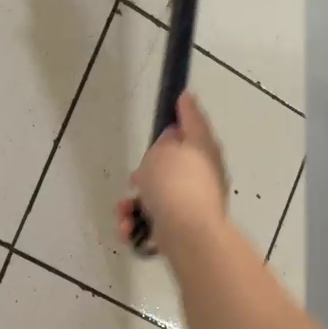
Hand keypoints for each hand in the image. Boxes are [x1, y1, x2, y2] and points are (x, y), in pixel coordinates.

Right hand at [114, 90, 228, 253]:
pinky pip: (154, 219)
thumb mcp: (160, 154)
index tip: (182, 96)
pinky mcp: (182, 225)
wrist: (187, 232)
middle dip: (147, 172)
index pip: (194, 122)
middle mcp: (203, 174)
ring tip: (124, 210)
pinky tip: (129, 228)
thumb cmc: (174, 185)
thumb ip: (163, 143)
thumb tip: (171, 142)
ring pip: (157, 195)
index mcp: (203, 149)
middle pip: (172, 164)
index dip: (186, 109)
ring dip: (134, 203)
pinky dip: (138, 222)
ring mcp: (194, 201)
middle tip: (135, 176)